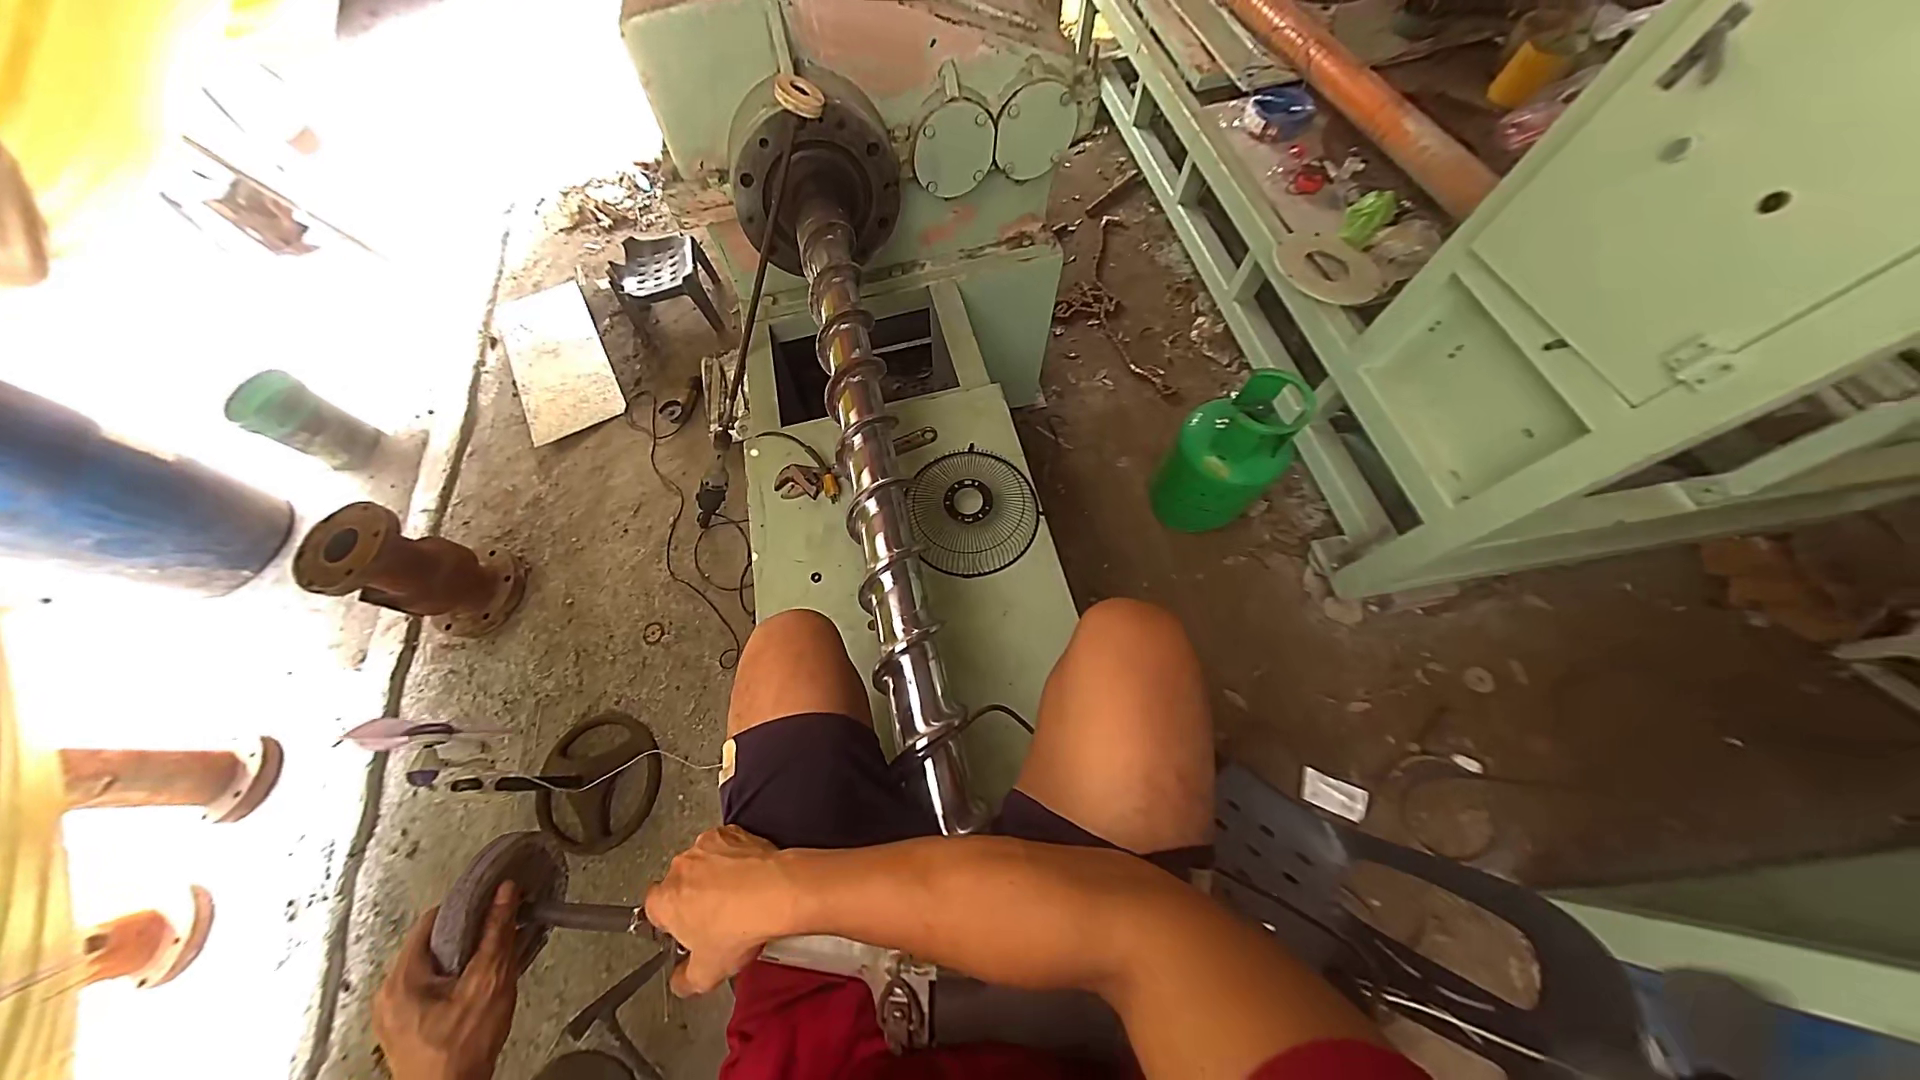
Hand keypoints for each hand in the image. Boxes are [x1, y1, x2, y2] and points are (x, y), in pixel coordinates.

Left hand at [373, 882, 520, 1079]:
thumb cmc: (465, 1043)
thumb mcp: (489, 980)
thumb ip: (496, 931)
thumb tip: (505, 888)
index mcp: (401, 979)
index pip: (433, 918)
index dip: (468, 905)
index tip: (497, 902)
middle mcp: (389, 992)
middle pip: (433, 941)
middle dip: (472, 930)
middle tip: (504, 925)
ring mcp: (394, 1012)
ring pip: (436, 963)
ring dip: (469, 952)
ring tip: (500, 949)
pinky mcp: (405, 1026)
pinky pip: (433, 984)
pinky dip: (459, 973)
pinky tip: (485, 977)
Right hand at [644, 826, 792, 995]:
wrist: (777, 891)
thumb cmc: (740, 925)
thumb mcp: (705, 974)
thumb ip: (683, 980)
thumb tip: (682, 981)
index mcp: (665, 899)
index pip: (653, 909)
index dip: (670, 921)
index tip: (686, 929)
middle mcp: (682, 866)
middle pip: (680, 883)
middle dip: (694, 897)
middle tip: (717, 915)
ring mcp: (708, 844)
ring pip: (704, 861)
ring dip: (715, 873)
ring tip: (739, 894)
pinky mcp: (734, 832)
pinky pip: (728, 845)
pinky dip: (736, 855)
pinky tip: (750, 874)